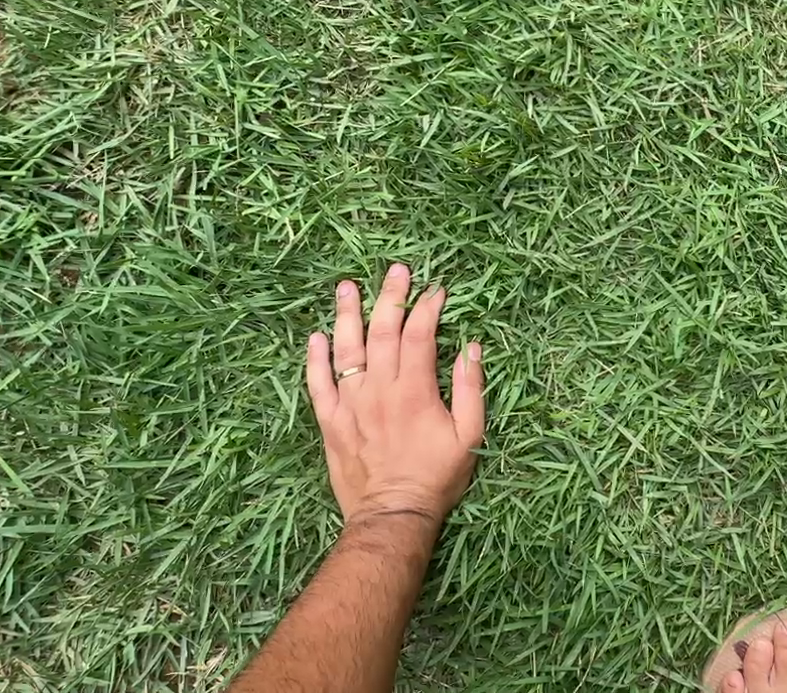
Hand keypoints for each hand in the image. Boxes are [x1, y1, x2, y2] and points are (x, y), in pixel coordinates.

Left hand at [305, 264, 484, 527]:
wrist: (393, 516)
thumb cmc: (438, 475)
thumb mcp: (470, 435)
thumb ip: (470, 388)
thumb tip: (471, 347)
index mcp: (415, 390)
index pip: (419, 334)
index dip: (428, 307)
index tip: (436, 289)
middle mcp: (379, 389)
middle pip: (382, 331)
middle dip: (390, 297)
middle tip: (396, 270)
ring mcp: (350, 404)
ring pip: (346, 350)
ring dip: (347, 315)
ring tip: (347, 287)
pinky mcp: (330, 421)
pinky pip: (317, 384)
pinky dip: (315, 359)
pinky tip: (316, 336)